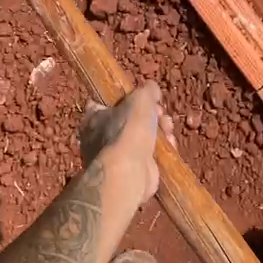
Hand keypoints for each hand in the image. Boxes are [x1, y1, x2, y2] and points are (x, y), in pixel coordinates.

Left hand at [77, 81, 171, 199]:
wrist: (128, 173)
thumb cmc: (128, 130)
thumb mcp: (141, 98)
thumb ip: (147, 90)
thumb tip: (152, 89)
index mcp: (93, 118)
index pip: (106, 101)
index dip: (127, 96)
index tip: (143, 97)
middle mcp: (100, 138)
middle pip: (130, 118)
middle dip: (151, 114)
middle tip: (160, 114)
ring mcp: (116, 156)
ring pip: (143, 136)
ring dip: (160, 130)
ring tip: (167, 130)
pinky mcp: (132, 171)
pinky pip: (149, 154)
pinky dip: (161, 149)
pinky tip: (169, 146)